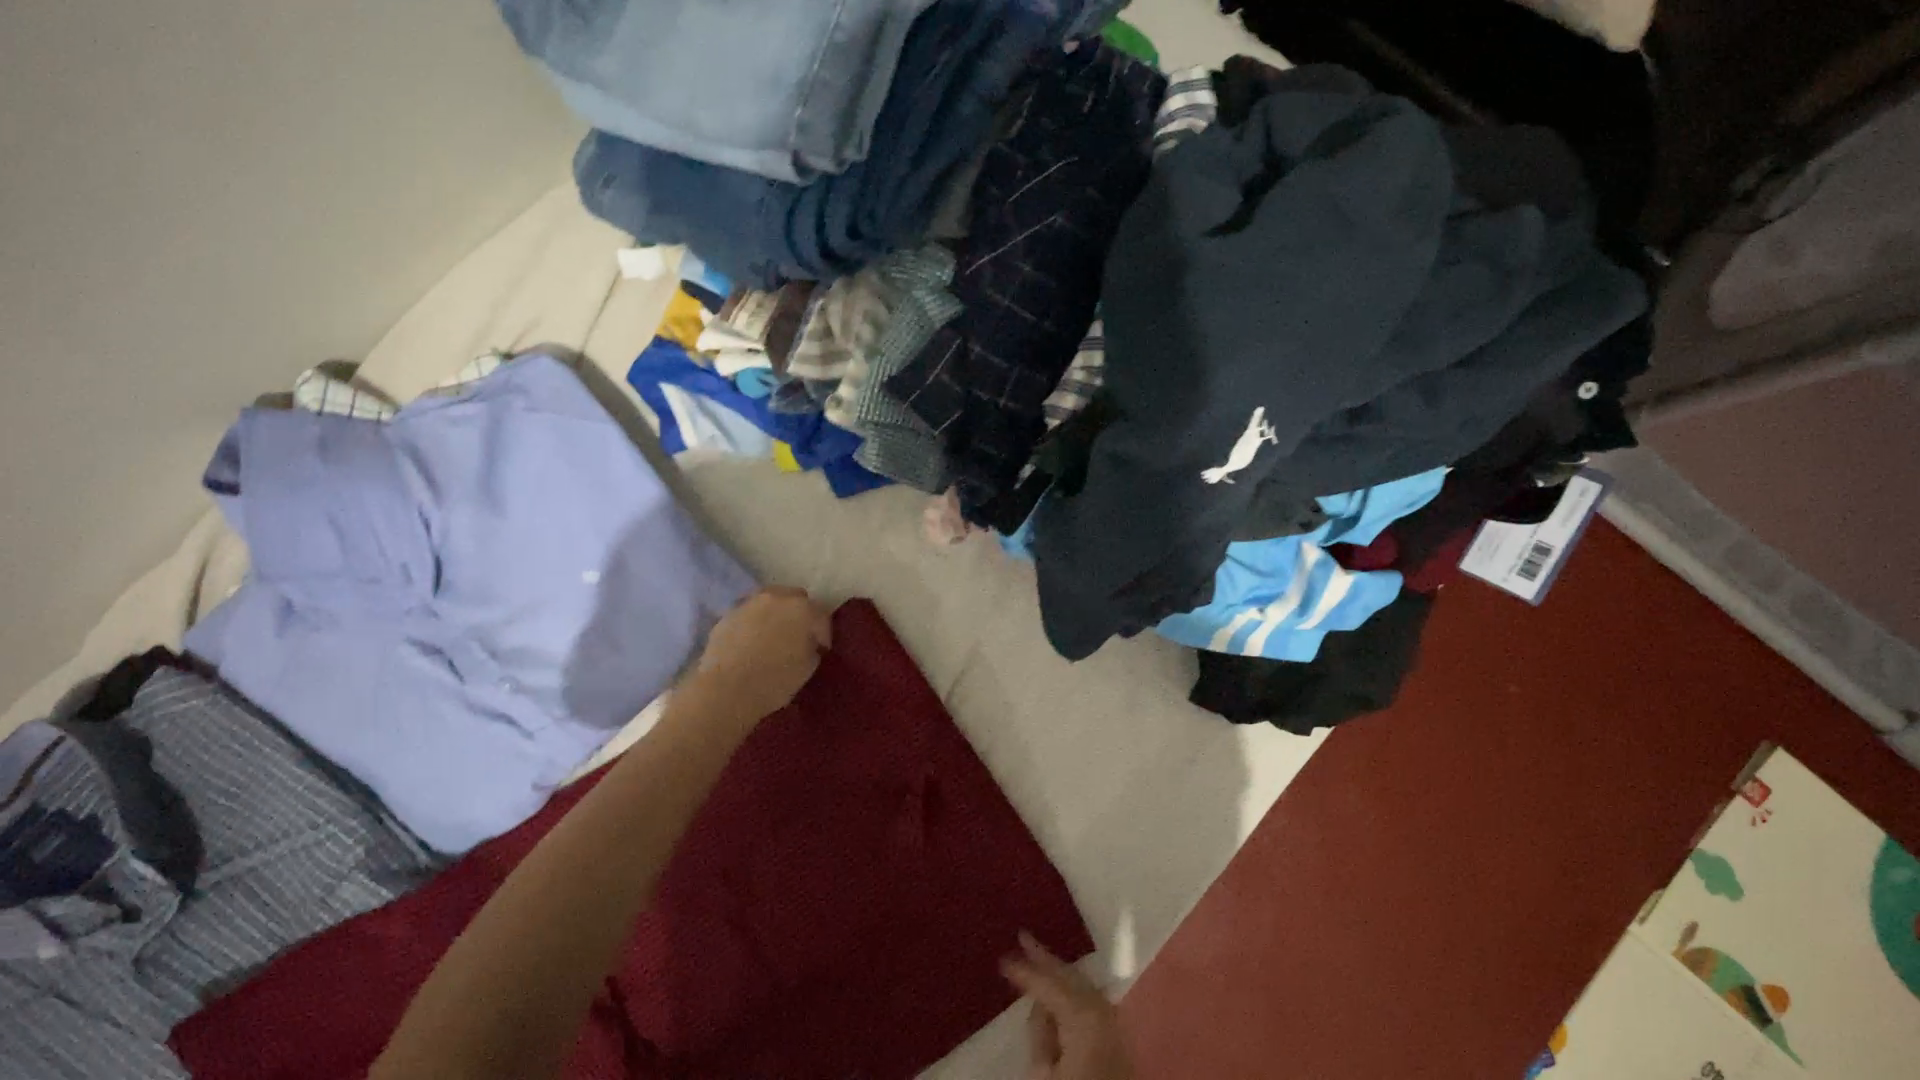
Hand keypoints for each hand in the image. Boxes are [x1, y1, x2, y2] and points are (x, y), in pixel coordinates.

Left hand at [689, 587, 832, 722]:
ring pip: (769, 602)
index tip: (820, 650)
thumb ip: (812, 647)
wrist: (726, 688)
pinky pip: (748, 614)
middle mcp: (776, 597)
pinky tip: (751, 643)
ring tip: (772, 638)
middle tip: (798, 638)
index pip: (822, 617)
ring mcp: (749, 603)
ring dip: (775, 615)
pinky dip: (753, 624)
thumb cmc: (775, 680)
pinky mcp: (727, 614)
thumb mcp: (808, 668)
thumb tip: (808, 642)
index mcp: (803, 609)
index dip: (823, 635)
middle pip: (796, 599)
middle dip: (800, 615)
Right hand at [1002, 933, 1132, 1079]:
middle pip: (1071, 977)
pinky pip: (1093, 1000)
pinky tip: (1064, 988)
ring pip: (1084, 986)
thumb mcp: (1043, 1074)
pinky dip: (1075, 989)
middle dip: (1047, 958)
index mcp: (1082, 1017)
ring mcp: (1115, 1025)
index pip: (1047, 984)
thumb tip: (1040, 1008)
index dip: (1025, 971)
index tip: (1003, 958)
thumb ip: (1040, 1035)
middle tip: (1024, 937)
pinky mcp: (1119, 1040)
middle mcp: (1102, 1012)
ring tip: (1040, 956)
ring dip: (1062, 971)